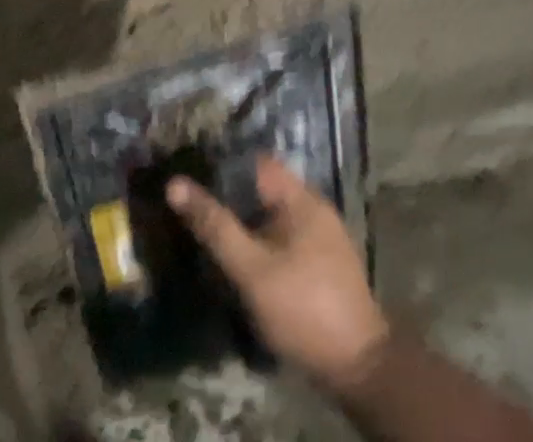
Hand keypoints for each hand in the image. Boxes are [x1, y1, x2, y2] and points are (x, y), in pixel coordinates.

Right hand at [165, 156, 388, 394]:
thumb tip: (174, 184)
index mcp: (303, 203)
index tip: (184, 167)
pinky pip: (273, 235)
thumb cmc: (304, 309)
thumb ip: (214, 224)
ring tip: (194, 220)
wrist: (359, 370)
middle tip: (180, 195)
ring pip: (265, 214)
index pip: (255, 163)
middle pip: (258, 188)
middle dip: (221, 191)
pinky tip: (224, 249)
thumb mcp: (251, 268)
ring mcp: (317, 239)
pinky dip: (249, 236)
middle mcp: (313, 213)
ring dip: (234, 216)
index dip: (219, 162)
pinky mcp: (315, 264)